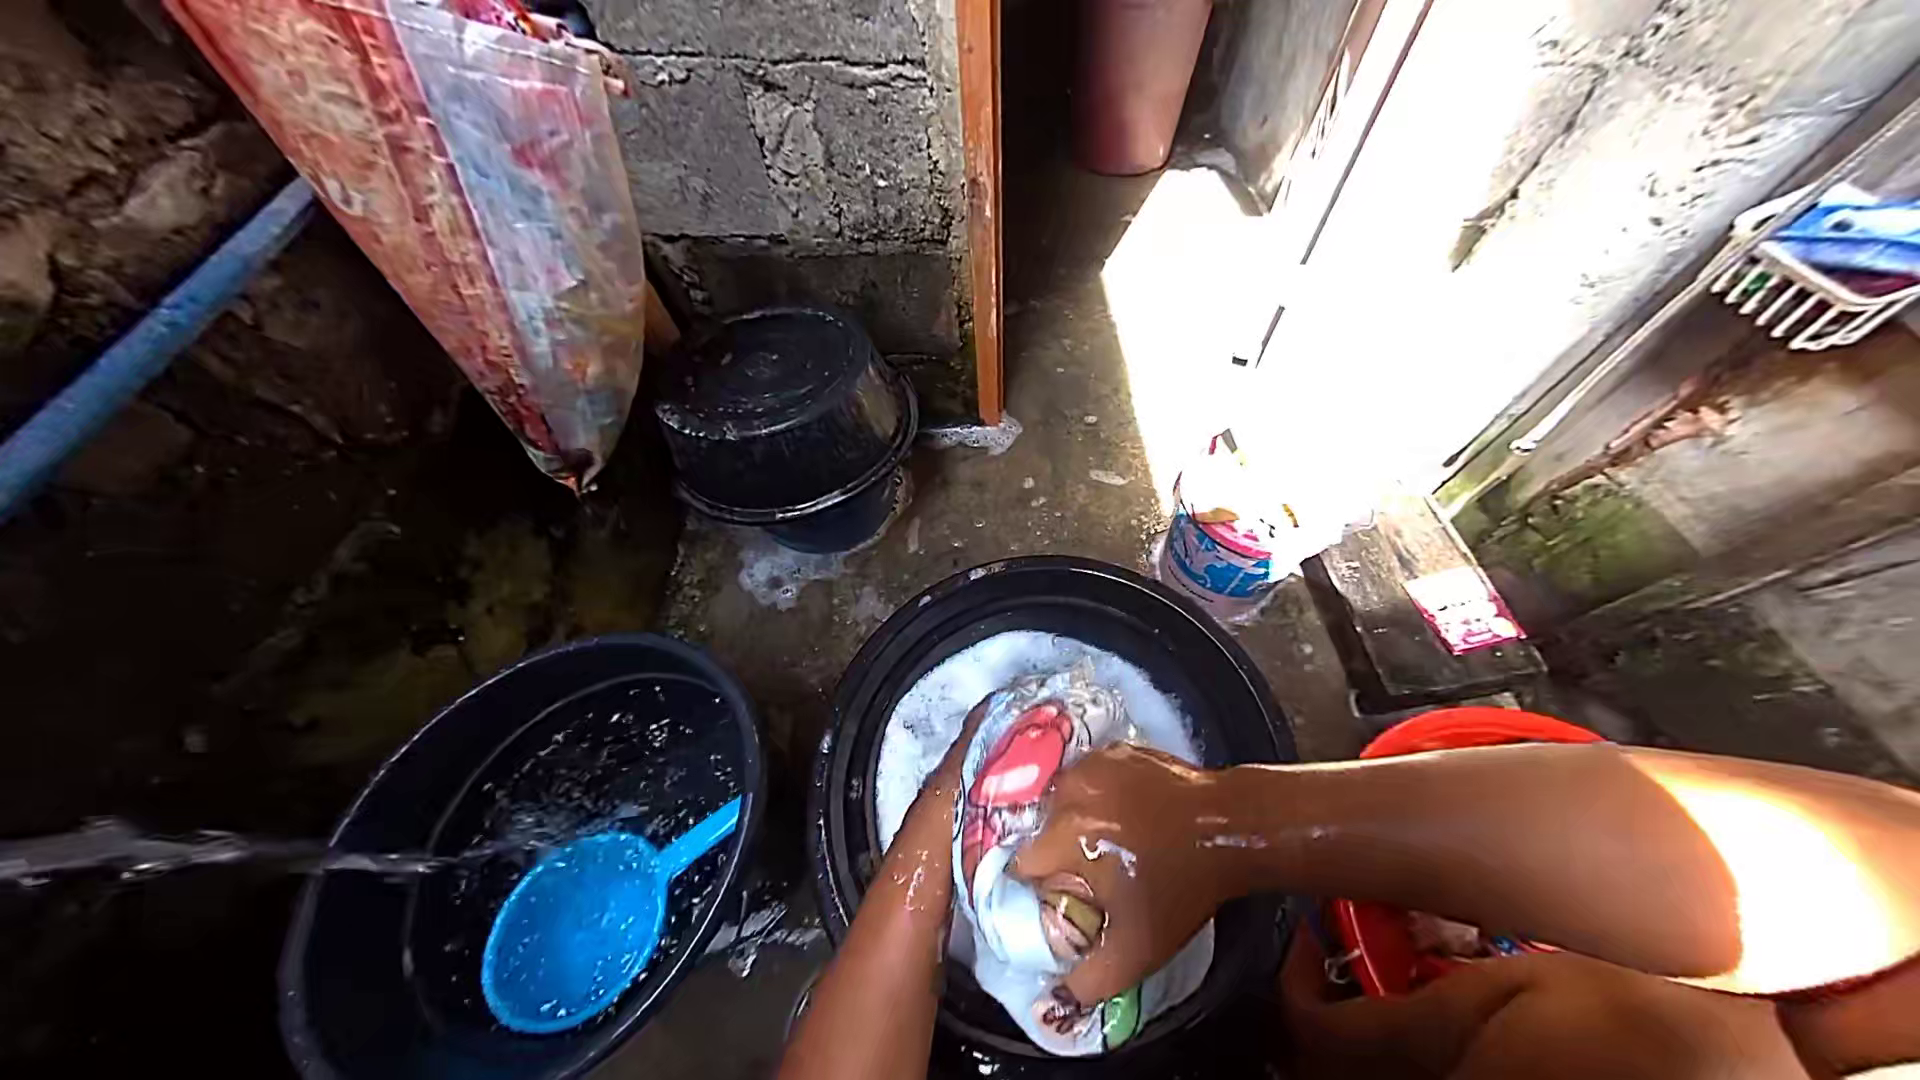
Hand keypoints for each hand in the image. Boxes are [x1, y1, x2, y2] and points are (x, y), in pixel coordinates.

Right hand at [1013, 743, 1244, 1006]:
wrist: (1228, 829)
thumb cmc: (1180, 886)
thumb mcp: (1138, 949)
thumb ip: (1089, 979)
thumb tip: (1055, 999)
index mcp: (1065, 834)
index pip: (1024, 863)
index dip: (1038, 883)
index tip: (1060, 892)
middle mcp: (1068, 791)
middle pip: (1043, 829)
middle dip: (1060, 850)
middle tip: (1092, 867)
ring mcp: (1092, 764)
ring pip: (1063, 798)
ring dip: (1076, 818)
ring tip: (1110, 837)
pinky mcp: (1113, 750)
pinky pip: (1088, 775)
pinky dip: (1096, 792)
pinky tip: (1124, 810)